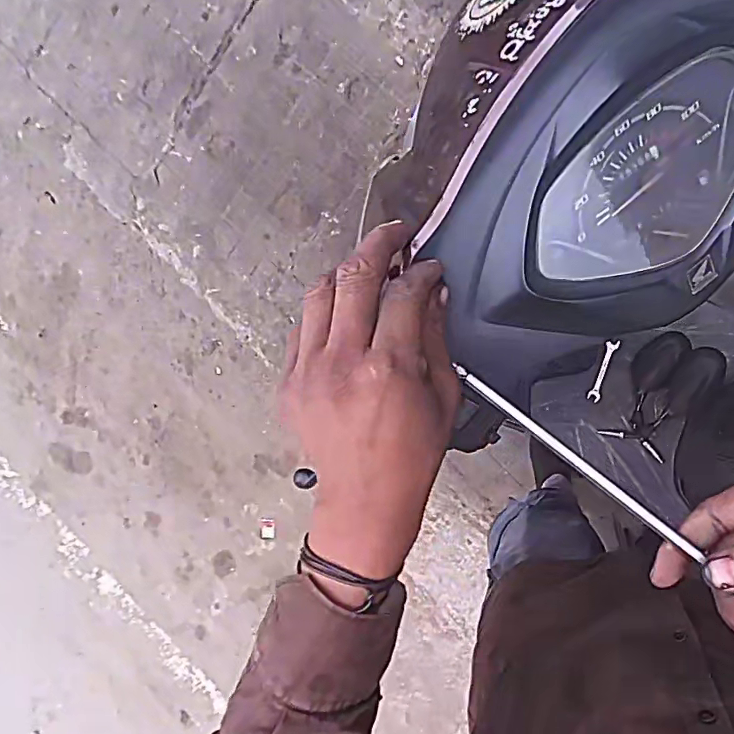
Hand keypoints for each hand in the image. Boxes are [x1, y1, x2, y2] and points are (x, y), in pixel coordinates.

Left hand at [280, 221, 460, 608]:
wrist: (365, 498)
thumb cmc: (410, 458)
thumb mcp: (443, 398)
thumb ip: (435, 339)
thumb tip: (433, 295)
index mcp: (389, 368)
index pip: (404, 293)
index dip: (421, 270)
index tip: (429, 266)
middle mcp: (344, 362)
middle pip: (355, 276)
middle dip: (379, 244)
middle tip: (394, 235)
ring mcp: (310, 370)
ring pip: (321, 291)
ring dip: (346, 271)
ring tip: (366, 270)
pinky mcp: (291, 381)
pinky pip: (303, 325)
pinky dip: (324, 309)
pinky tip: (343, 313)